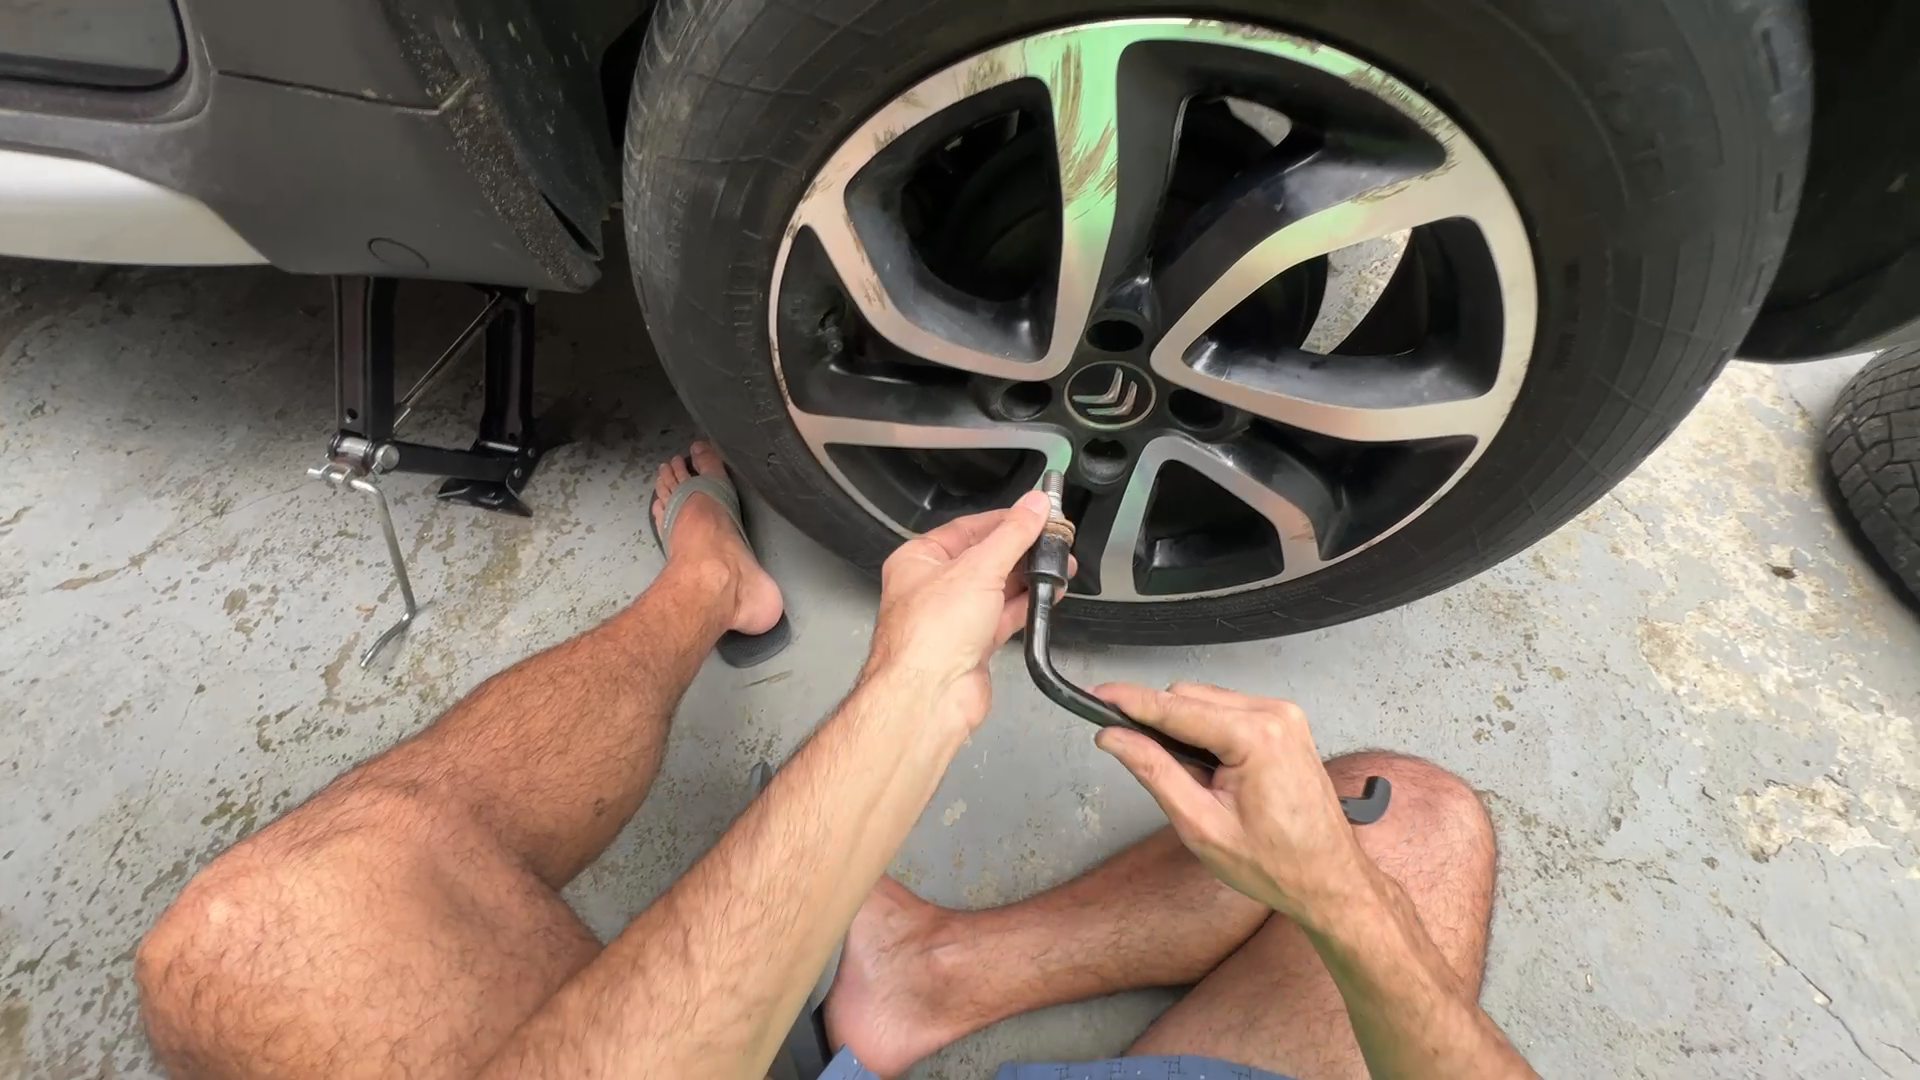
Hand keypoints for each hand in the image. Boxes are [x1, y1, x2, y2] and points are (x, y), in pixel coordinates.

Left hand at [864, 490, 1051, 732]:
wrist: (929, 696)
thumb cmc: (928, 634)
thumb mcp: (978, 568)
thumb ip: (1012, 535)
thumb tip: (1033, 506)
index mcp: (919, 560)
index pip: (967, 528)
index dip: (1004, 520)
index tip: (1034, 512)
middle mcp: (932, 588)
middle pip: (984, 558)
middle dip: (1021, 549)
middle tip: (1054, 539)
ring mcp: (953, 618)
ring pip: (996, 588)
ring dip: (1028, 577)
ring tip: (1059, 565)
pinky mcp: (972, 644)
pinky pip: (1003, 617)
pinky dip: (1026, 605)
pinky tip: (1047, 595)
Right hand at [1092, 682, 1373, 926]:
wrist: (1331, 882)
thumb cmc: (1275, 864)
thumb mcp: (1200, 825)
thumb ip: (1153, 771)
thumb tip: (1114, 737)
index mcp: (1256, 737)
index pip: (1174, 707)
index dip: (1128, 700)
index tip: (1096, 694)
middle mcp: (1273, 714)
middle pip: (1187, 697)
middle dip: (1159, 724)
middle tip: (1153, 767)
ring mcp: (1282, 714)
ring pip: (1204, 699)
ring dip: (1183, 728)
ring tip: (1195, 779)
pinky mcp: (1283, 721)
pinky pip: (1225, 708)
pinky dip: (1205, 729)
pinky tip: (1212, 768)